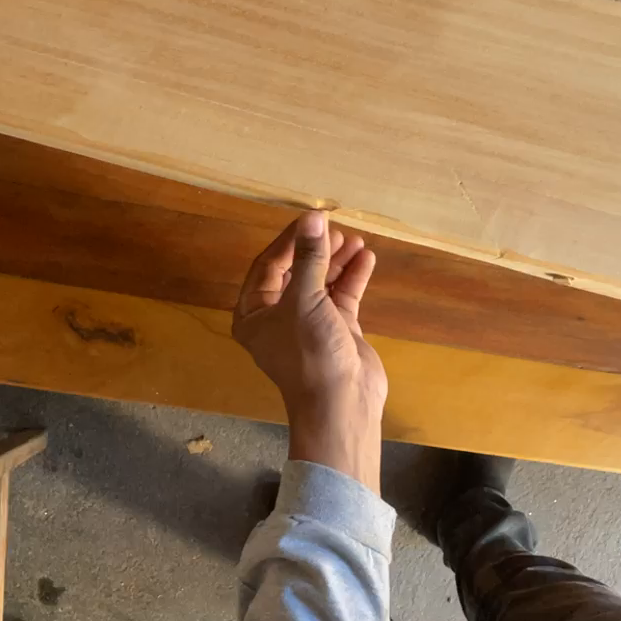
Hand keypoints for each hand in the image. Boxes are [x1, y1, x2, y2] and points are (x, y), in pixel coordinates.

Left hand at [232, 210, 387, 490]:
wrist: (340, 403)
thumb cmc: (310, 352)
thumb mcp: (305, 299)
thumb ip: (309, 257)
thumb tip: (313, 218)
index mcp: (254, 313)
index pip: (267, 266)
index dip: (290, 241)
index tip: (313, 218)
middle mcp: (278, 318)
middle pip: (295, 272)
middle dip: (315, 250)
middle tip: (337, 231)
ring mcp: (308, 325)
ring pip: (320, 283)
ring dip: (336, 261)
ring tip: (355, 241)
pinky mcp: (335, 332)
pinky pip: (342, 298)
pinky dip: (352, 278)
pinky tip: (365, 259)